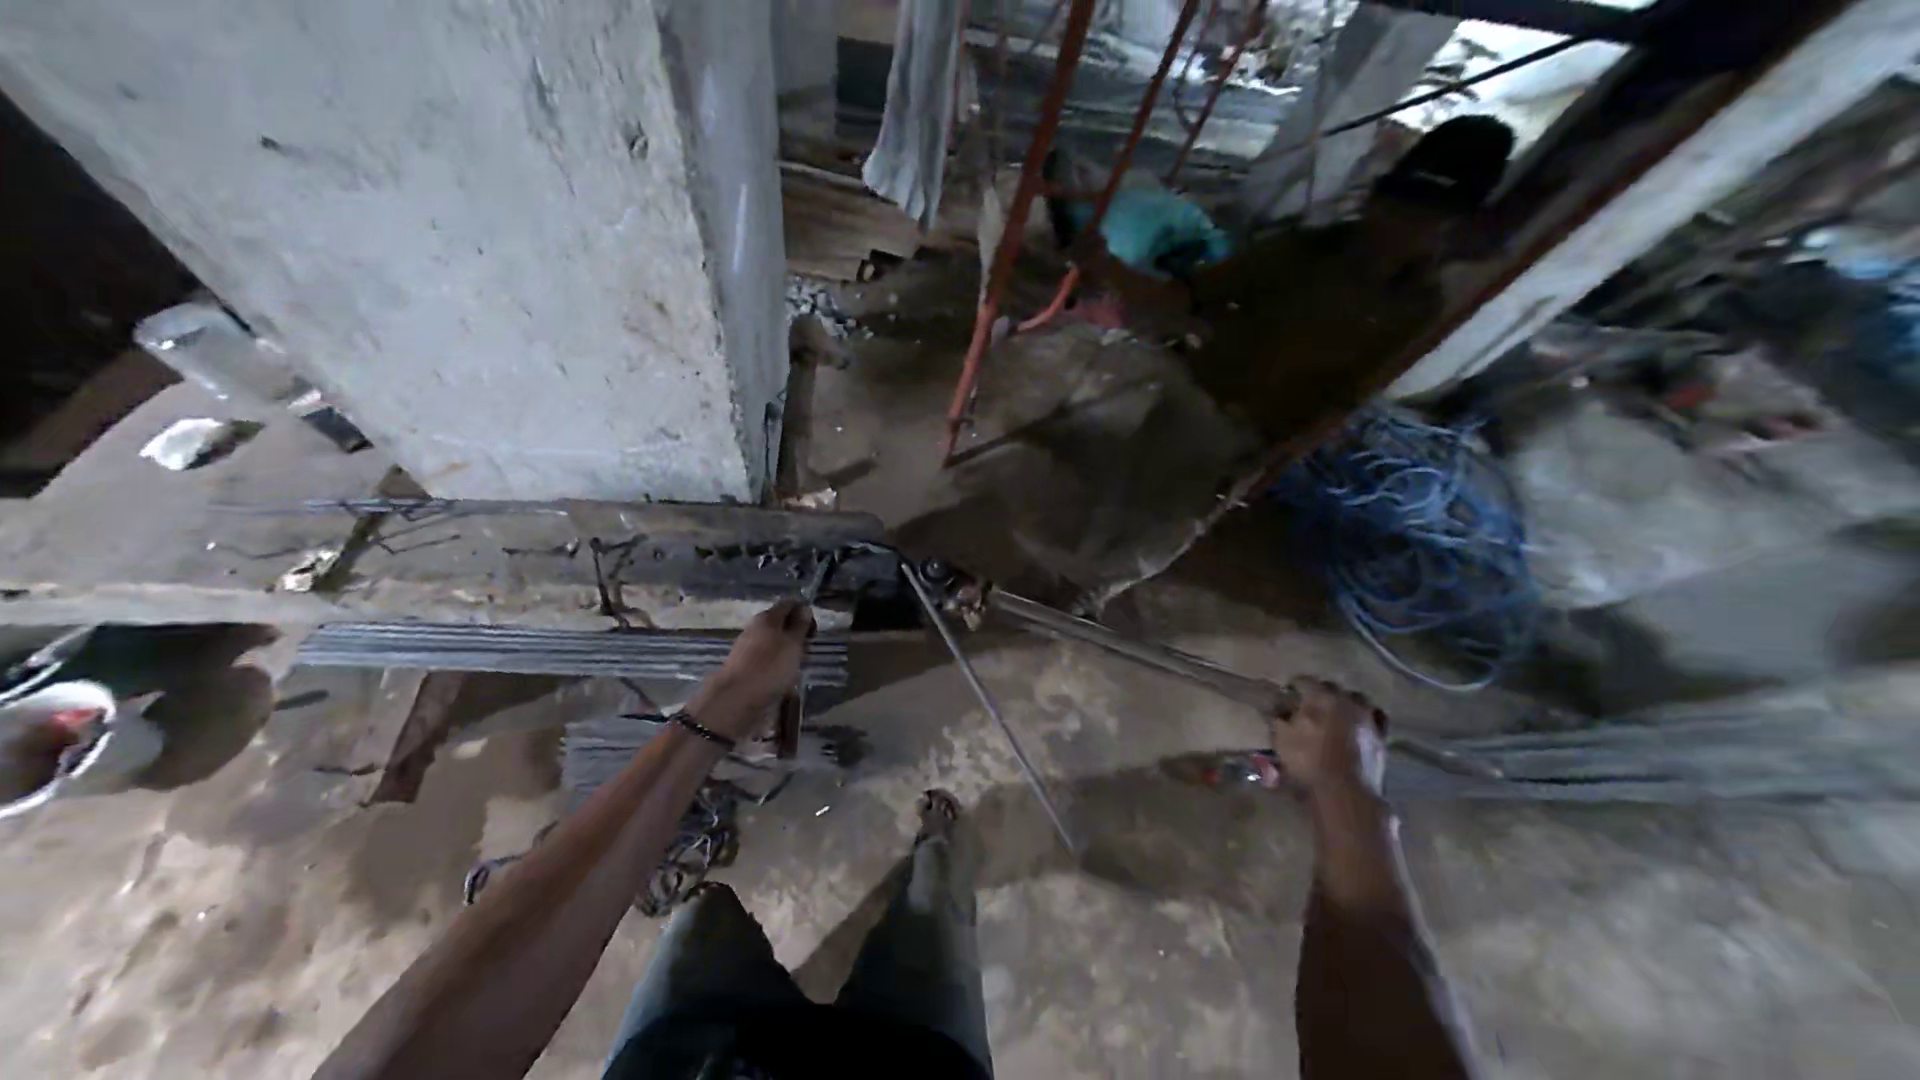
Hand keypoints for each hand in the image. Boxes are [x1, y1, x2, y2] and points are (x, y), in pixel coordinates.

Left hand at [692, 600, 814, 737]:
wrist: (736, 699)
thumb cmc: (770, 667)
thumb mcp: (793, 644)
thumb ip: (800, 625)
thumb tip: (805, 608)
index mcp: (767, 617)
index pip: (789, 604)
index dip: (804, 612)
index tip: (815, 629)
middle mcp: (756, 628)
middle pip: (782, 623)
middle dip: (797, 634)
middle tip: (809, 650)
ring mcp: (749, 646)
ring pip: (775, 642)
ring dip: (789, 651)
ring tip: (799, 667)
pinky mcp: (746, 665)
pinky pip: (768, 658)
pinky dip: (779, 664)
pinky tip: (784, 677)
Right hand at [1270, 678, 1387, 797]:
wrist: (1346, 791)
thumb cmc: (1307, 761)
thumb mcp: (1280, 738)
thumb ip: (1277, 717)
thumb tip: (1277, 706)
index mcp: (1319, 696)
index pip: (1303, 680)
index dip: (1292, 687)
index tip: (1286, 694)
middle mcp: (1346, 700)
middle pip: (1330, 687)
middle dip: (1319, 692)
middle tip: (1309, 705)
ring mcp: (1367, 717)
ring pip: (1356, 699)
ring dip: (1345, 702)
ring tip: (1336, 713)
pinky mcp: (1381, 736)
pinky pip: (1375, 717)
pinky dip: (1367, 717)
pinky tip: (1359, 724)